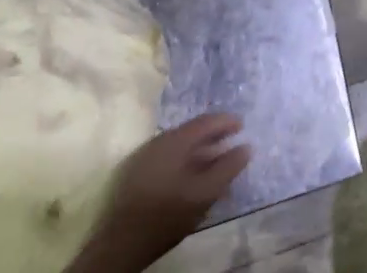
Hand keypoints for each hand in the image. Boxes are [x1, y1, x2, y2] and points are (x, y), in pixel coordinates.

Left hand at [112, 114, 250, 237]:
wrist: (120, 244)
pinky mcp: (134, 173)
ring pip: (177, 146)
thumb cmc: (167, 215)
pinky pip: (166, 158)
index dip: (226, 121)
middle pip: (190, 132)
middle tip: (230, 145)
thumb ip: (228, 168)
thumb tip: (246, 147)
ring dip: (198, 151)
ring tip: (214, 165)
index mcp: (174, 142)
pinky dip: (183, 161)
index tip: (242, 127)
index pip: (205, 121)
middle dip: (213, 137)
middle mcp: (156, 142)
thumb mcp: (205, 193)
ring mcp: (142, 157)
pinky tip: (190, 178)